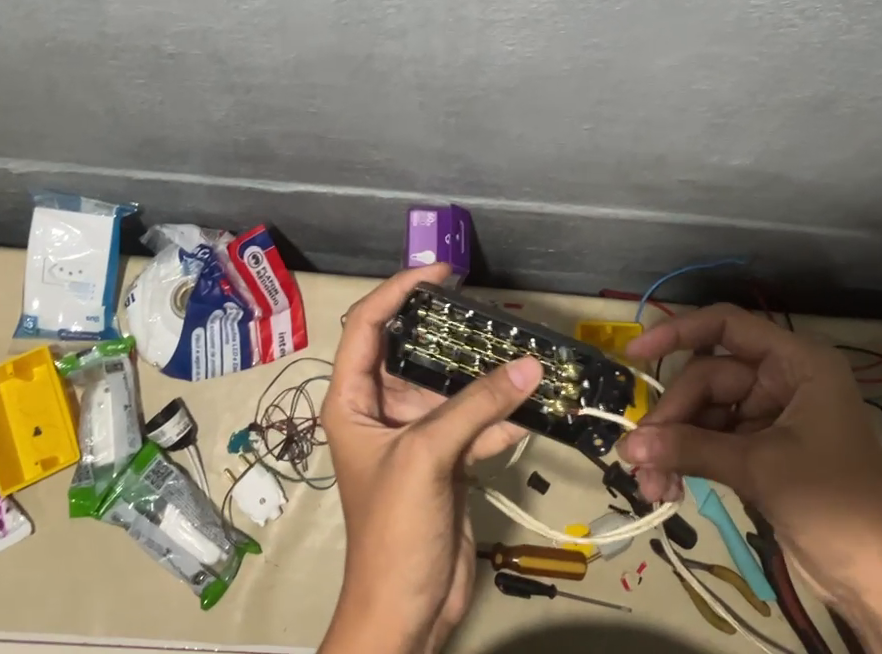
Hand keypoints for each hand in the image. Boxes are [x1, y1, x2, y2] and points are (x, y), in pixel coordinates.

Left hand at [317, 265, 542, 653]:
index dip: (398, 291)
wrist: (405, 610)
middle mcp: (380, 409)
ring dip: (483, 379)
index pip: (367, 325)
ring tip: (520, 356)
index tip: (441, 271)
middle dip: (448, 332)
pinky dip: (497, 420)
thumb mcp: (428, 456)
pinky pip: (472, 425)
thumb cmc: (394, 529)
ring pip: (449, 389)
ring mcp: (414, 435)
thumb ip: (476, 407)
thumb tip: (529, 366)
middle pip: (413, 352)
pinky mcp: (444, 461)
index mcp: (353, 399)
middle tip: (489, 311)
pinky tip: (527, 415)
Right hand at [618, 306, 881, 651]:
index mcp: (797, 363)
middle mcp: (783, 380)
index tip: (635, 355)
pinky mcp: (762, 450)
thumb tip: (628, 446)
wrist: (880, 583)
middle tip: (639, 455)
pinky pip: (712, 440)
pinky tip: (666, 489)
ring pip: (705, 412)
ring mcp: (771, 416)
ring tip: (649, 486)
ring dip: (674, 444)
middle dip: (673, 417)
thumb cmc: (835, 505)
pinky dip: (688, 460)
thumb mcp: (760, 468)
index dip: (677, 332)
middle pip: (708, 378)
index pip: (727, 326)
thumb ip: (691, 448)